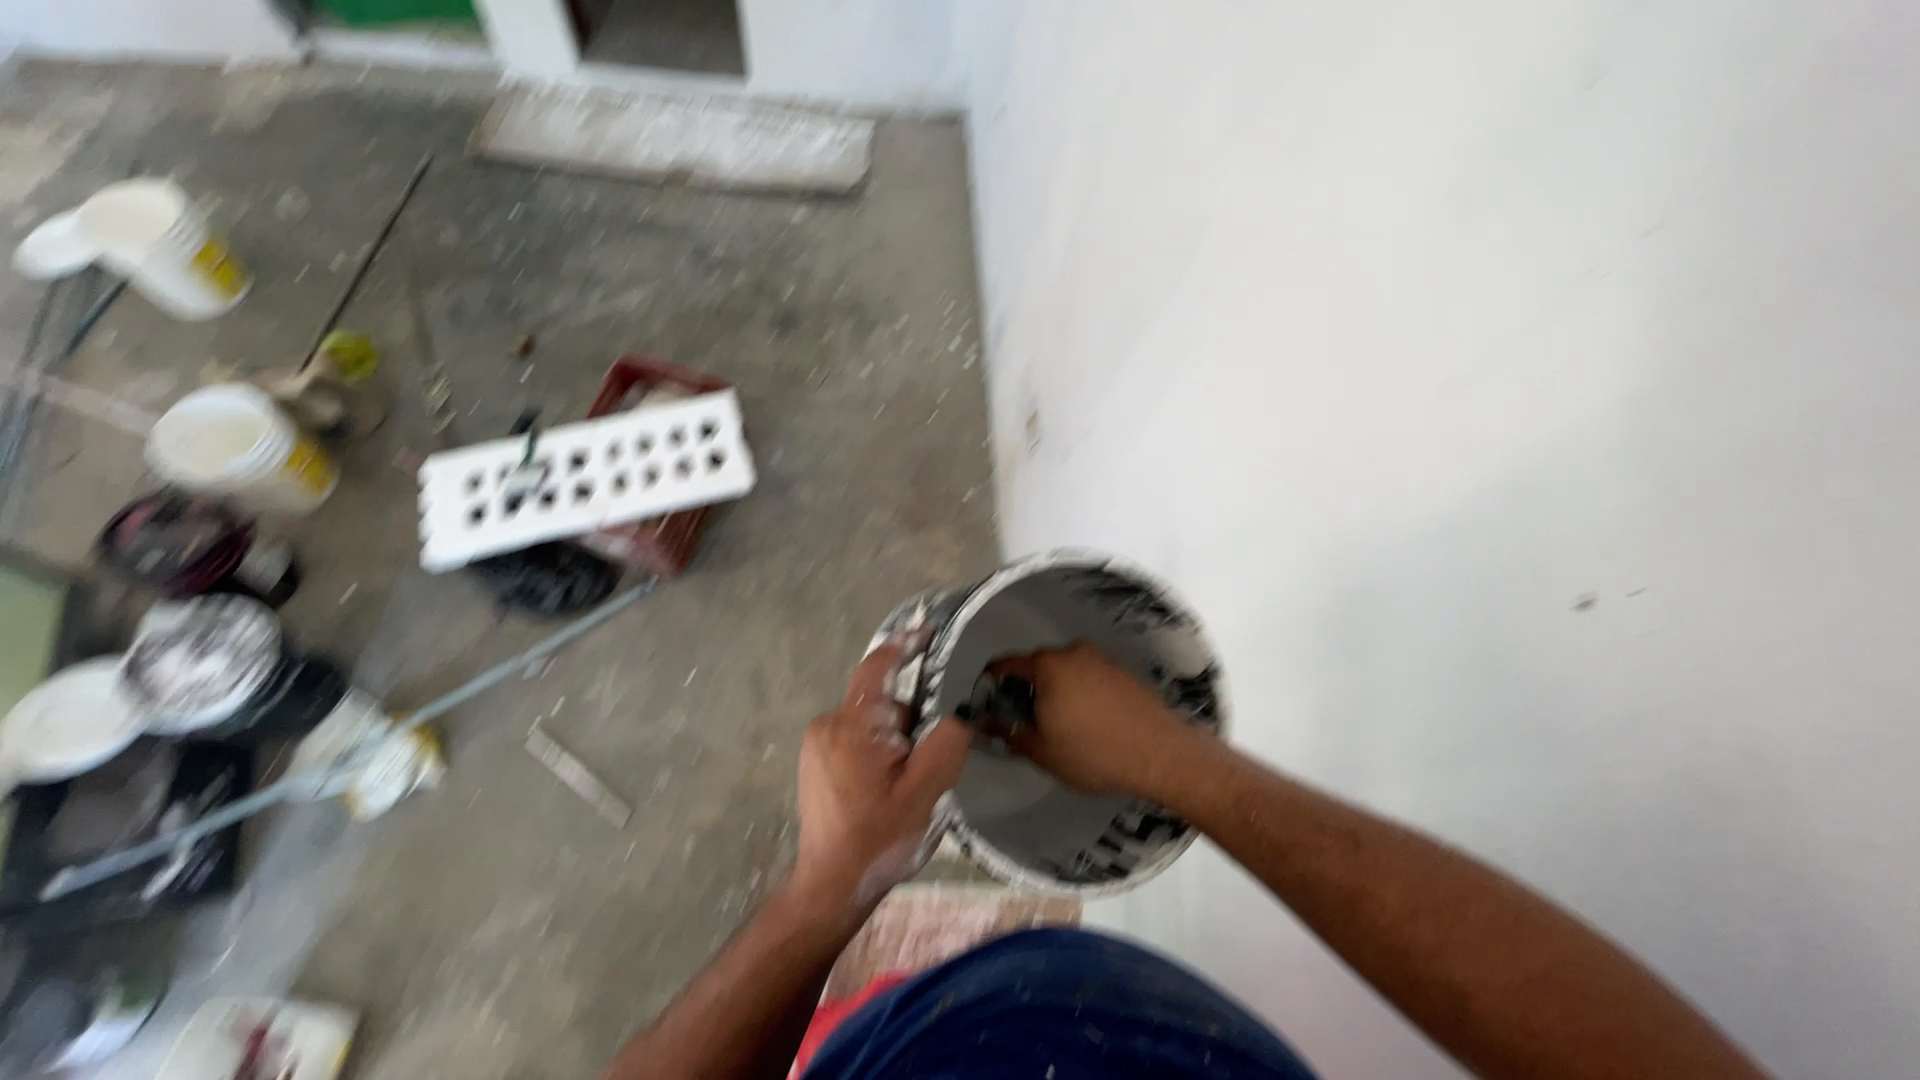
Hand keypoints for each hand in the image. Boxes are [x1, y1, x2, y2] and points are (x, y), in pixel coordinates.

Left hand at [792, 645, 971, 913]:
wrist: (831, 887)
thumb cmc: (878, 839)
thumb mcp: (926, 791)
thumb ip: (947, 742)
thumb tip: (958, 712)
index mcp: (853, 724)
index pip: (879, 665)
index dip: (907, 643)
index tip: (932, 632)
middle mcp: (828, 725)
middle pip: (883, 701)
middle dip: (912, 720)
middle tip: (932, 759)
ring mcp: (817, 746)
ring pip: (872, 724)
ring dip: (897, 741)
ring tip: (910, 785)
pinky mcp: (815, 765)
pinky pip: (857, 741)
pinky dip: (880, 753)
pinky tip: (889, 790)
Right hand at [989, 642, 1199, 795]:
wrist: (1162, 755)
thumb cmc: (1094, 753)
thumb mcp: (1042, 751)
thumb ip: (1009, 732)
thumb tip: (984, 722)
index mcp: (1048, 665)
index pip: (1005, 665)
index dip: (990, 686)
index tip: (988, 707)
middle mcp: (1073, 652)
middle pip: (1036, 667)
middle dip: (1025, 692)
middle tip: (1026, 725)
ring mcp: (1101, 659)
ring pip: (1064, 673)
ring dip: (1054, 694)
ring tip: (1059, 728)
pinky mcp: (1121, 672)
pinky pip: (1087, 678)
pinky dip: (1079, 695)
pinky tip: (1087, 724)